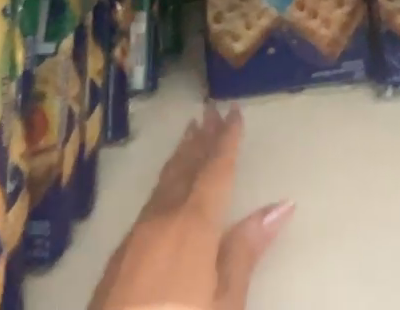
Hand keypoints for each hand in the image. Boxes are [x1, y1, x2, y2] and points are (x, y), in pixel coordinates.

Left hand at [89, 105, 294, 309]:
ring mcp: (135, 238)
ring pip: (163, 184)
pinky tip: (166, 189)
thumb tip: (280, 205)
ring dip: (180, 157)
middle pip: (184, 169)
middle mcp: (161, 220)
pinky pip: (150, 202)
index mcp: (193, 226)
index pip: (215, 172)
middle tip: (209, 109)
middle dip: (200, 139)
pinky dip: (165, 182)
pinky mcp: (118, 258)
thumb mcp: (225, 303)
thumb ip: (245, 252)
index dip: (226, 141)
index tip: (233, 111)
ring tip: (189, 134)